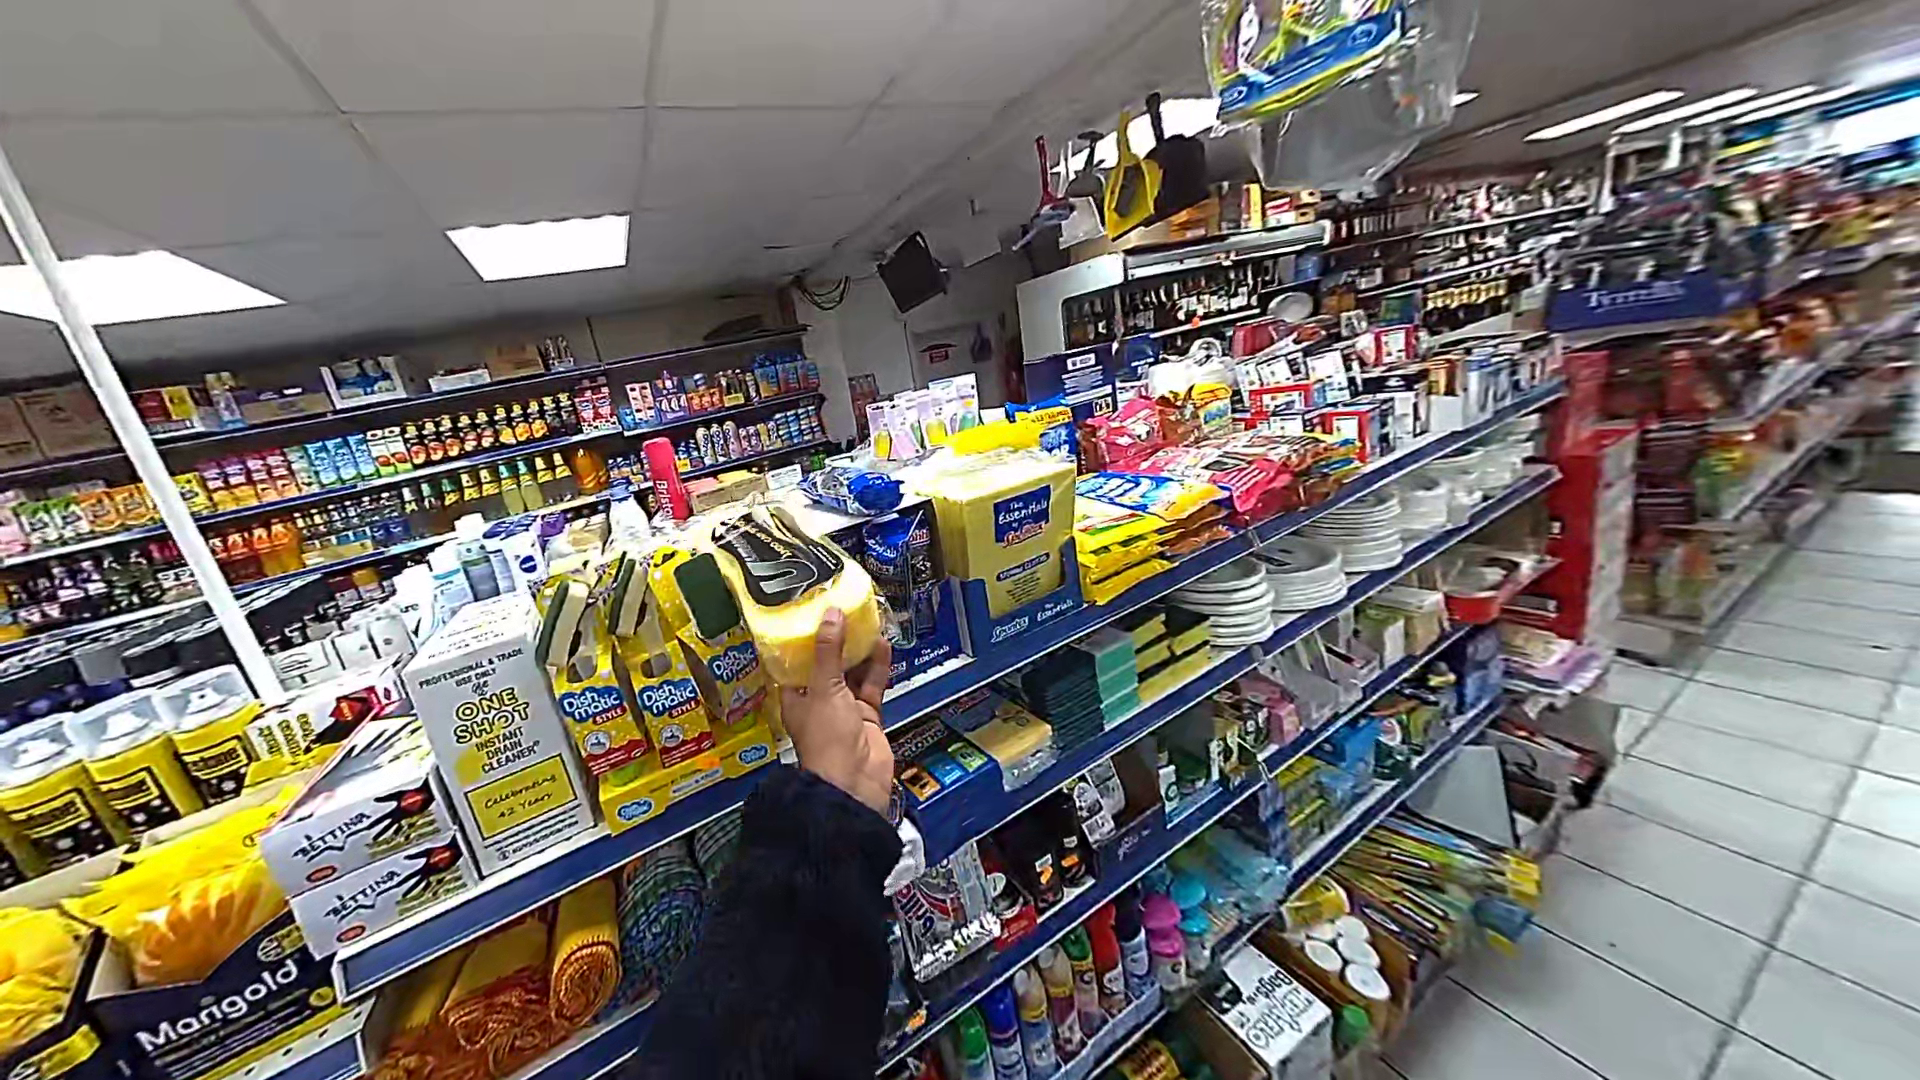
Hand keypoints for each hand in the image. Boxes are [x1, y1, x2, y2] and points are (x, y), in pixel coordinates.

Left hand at [781, 608, 894, 815]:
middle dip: (837, 641)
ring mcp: (844, 709)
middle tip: (846, 612)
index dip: (805, 639)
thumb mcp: (824, 688)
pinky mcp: (867, 715)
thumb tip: (831, 614)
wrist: (855, 784)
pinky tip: (883, 646)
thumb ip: (829, 651)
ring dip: (860, 651)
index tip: (814, 614)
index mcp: (795, 697)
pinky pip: (872, 685)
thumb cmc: (827, 739)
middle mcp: (818, 701)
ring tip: (867, 623)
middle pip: (828, 665)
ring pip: (852, 673)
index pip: (796, 662)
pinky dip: (878, 667)